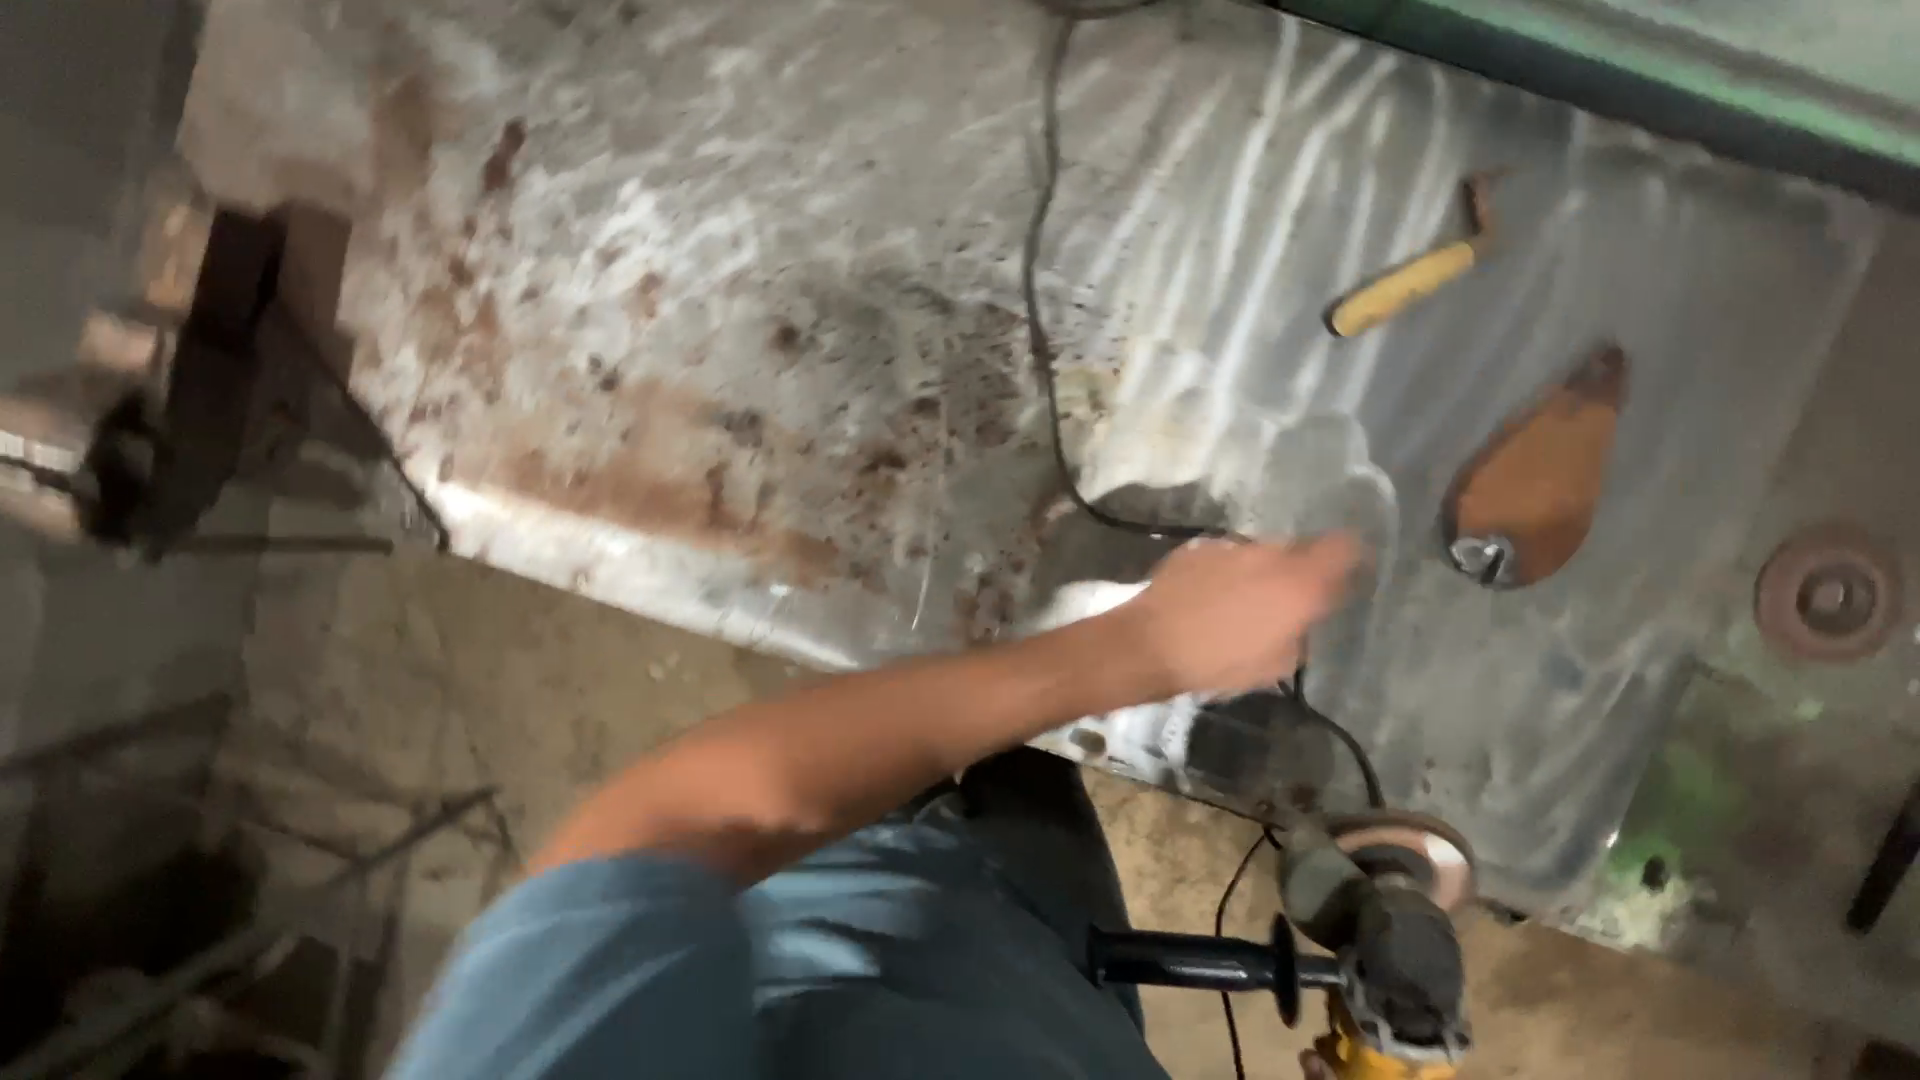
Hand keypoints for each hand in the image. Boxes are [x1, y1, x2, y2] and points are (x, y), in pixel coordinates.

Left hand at [1113, 533, 1361, 695]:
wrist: (1149, 644)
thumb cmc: (1218, 663)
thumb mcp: (1277, 664)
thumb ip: (1300, 631)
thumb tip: (1301, 617)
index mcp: (1299, 583)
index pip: (1343, 548)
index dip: (1348, 557)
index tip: (1343, 574)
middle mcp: (1269, 554)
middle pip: (1299, 549)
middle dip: (1297, 570)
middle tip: (1284, 598)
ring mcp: (1231, 546)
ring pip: (1260, 552)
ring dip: (1259, 570)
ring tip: (1239, 600)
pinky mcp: (1198, 546)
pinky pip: (1226, 556)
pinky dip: (1226, 571)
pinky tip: (1209, 595)